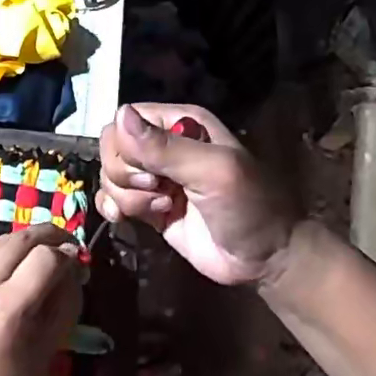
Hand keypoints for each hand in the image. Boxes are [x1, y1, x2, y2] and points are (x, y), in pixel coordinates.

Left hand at [0, 223, 83, 375]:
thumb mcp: (46, 348)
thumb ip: (64, 302)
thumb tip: (74, 266)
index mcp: (5, 309)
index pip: (45, 258)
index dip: (68, 255)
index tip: (80, 263)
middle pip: (22, 238)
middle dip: (51, 236)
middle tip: (70, 246)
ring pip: (3, 240)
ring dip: (29, 241)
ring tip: (49, 254)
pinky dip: (9, 252)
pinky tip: (21, 267)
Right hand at [98, 103, 298, 286]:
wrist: (265, 260)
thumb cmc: (249, 206)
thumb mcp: (214, 171)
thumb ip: (166, 147)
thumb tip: (120, 115)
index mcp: (180, 122)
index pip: (126, 119)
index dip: (126, 146)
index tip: (151, 172)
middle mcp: (163, 144)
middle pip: (112, 147)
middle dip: (126, 175)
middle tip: (159, 191)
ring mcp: (153, 177)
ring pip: (110, 175)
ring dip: (127, 196)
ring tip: (163, 208)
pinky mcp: (147, 206)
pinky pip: (110, 197)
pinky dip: (112, 207)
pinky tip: (126, 219)